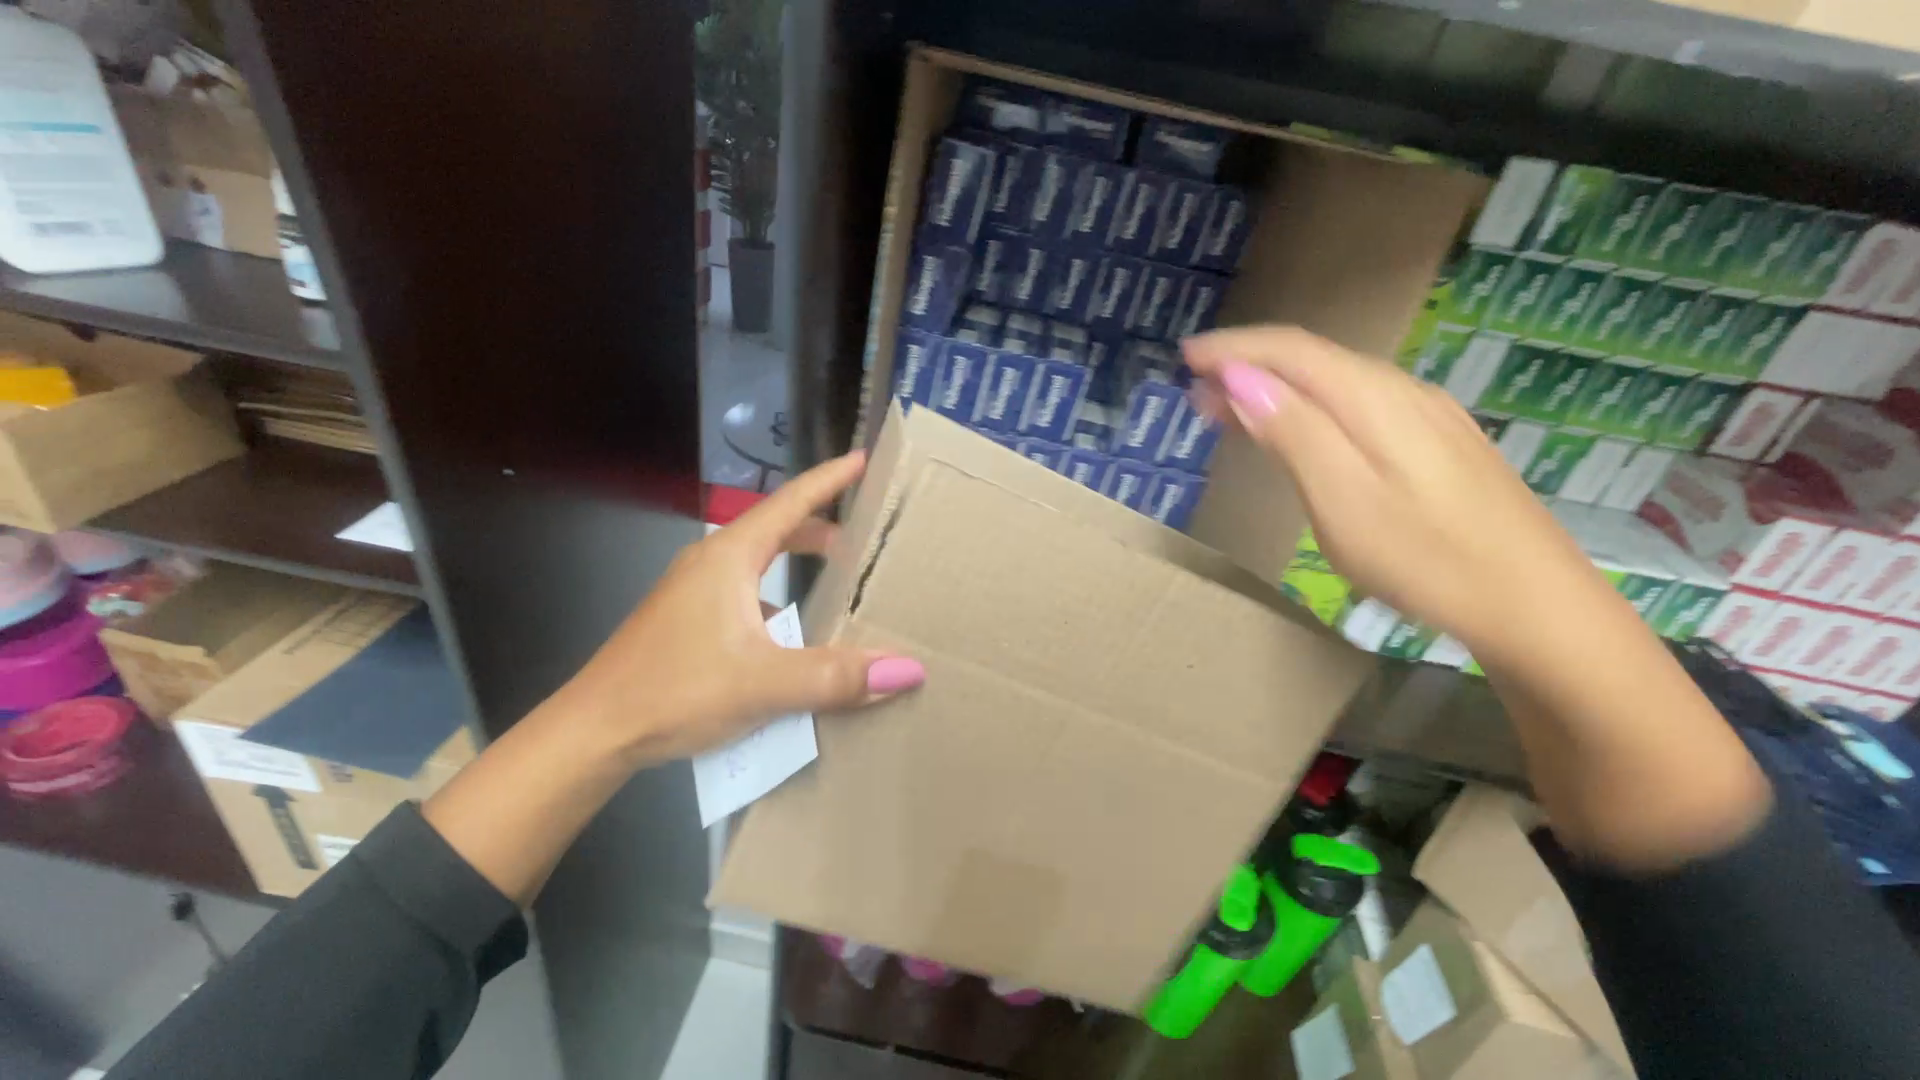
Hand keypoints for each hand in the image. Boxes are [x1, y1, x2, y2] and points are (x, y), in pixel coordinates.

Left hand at [552, 450, 925, 767]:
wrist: (594, 732)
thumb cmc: (675, 690)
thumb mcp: (763, 685)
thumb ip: (835, 677)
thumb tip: (908, 670)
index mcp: (729, 558)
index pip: (790, 503)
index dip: (829, 480)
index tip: (863, 458)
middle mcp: (711, 565)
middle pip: (777, 531)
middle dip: (822, 531)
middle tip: (866, 539)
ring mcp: (694, 594)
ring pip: (760, 569)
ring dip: (799, 573)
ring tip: (839, 592)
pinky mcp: (687, 624)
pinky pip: (746, 600)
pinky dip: (778, 608)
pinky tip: (793, 643)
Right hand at [1182, 326, 1621, 660]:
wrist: (1537, 606)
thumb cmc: (1427, 559)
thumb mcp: (1343, 501)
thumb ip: (1293, 433)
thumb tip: (1242, 378)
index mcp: (1374, 399)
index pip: (1292, 350)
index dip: (1234, 349)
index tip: (1184, 358)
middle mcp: (1405, 393)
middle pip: (1316, 362)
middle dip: (1250, 368)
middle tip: (1197, 395)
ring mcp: (1431, 418)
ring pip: (1339, 385)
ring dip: (1281, 389)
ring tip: (1234, 413)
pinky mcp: (1443, 447)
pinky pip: (1362, 407)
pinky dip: (1316, 410)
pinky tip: (1305, 434)